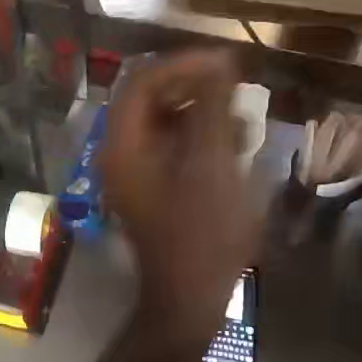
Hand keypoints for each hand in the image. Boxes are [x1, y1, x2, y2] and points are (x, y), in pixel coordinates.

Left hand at [101, 50, 260, 347]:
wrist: (188, 299)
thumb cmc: (203, 233)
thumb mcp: (213, 165)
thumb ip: (212, 108)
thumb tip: (217, 63)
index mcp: (124, 146)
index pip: (143, 82)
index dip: (184, 63)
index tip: (228, 62)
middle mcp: (120, 155)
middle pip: (151, 100)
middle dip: (196, 89)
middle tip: (237, 90)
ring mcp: (134, 174)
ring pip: (165, 124)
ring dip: (203, 115)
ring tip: (242, 124)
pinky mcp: (152, 190)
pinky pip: (172, 149)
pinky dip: (201, 141)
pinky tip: (234, 149)